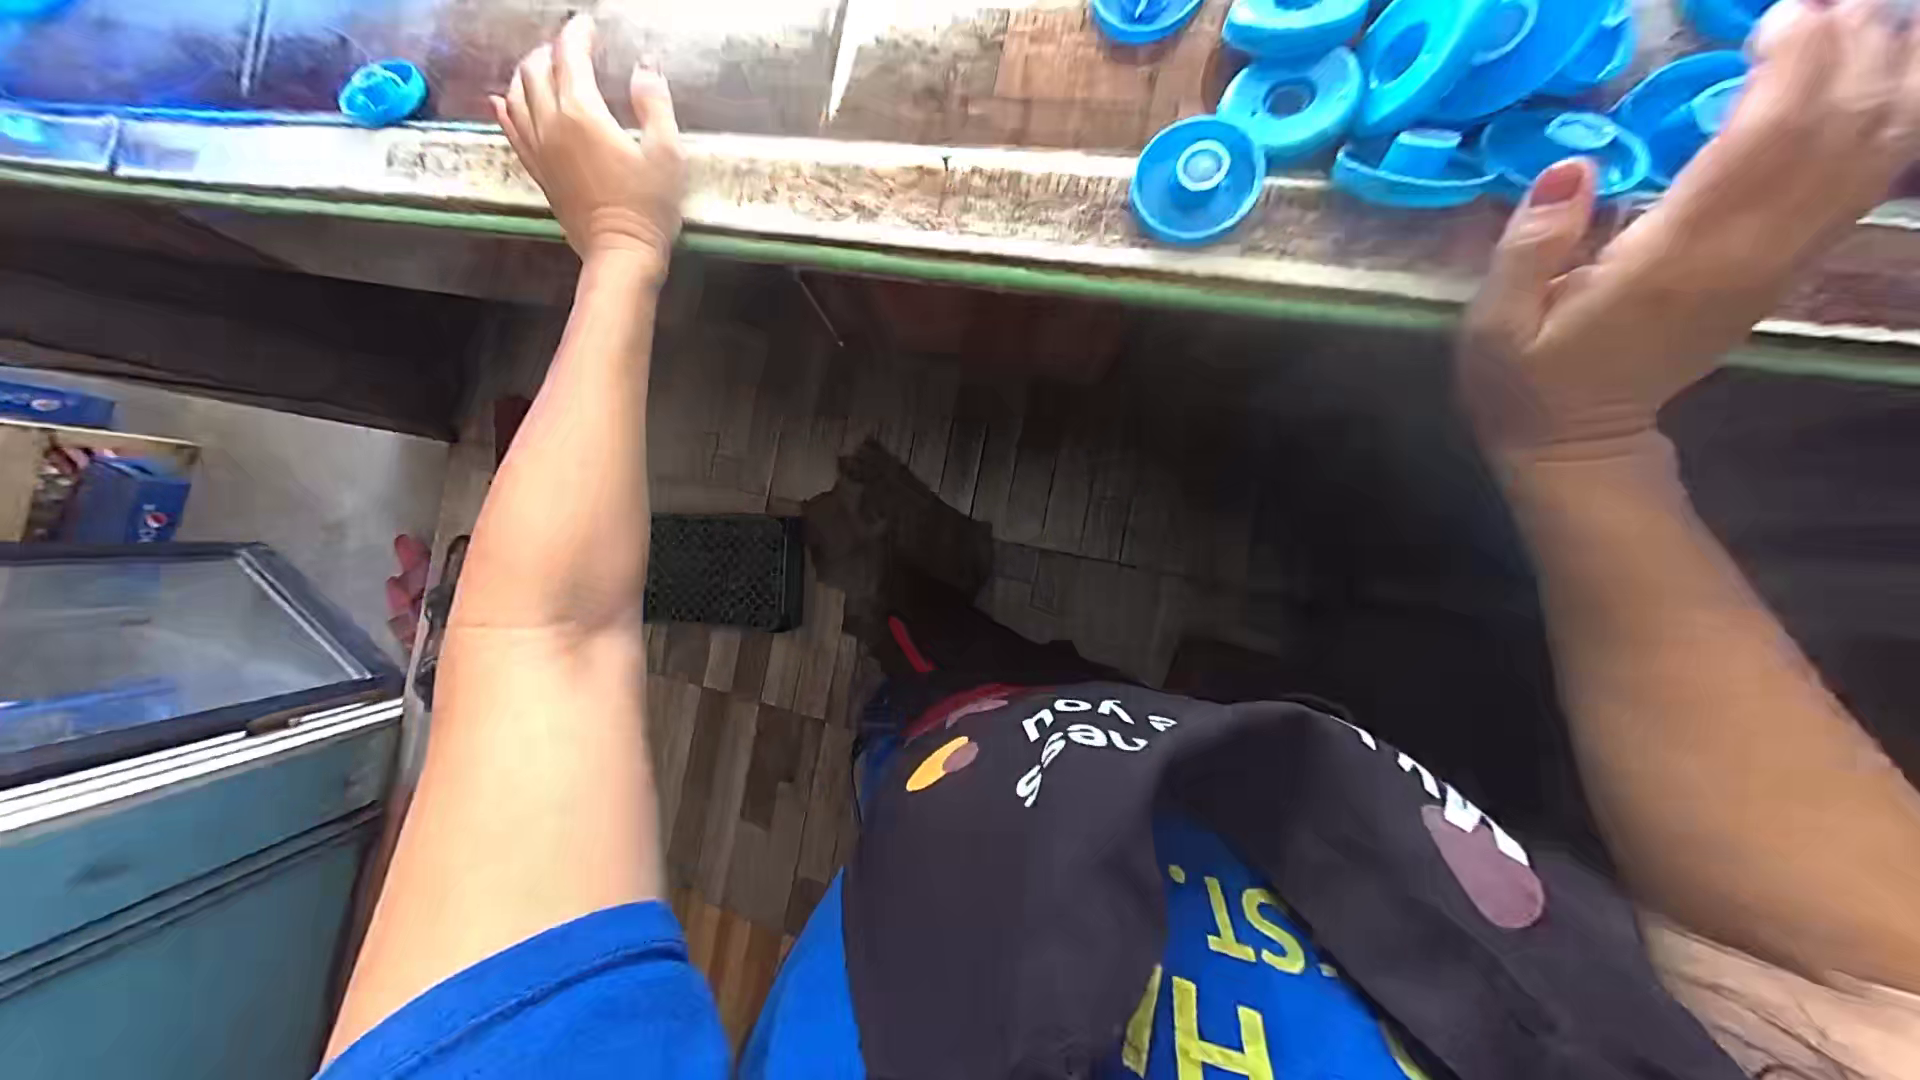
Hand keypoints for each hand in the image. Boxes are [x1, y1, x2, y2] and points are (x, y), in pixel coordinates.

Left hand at [491, 15, 685, 268]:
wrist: (622, 254)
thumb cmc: (650, 208)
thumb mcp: (668, 156)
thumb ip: (655, 105)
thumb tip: (646, 66)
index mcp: (583, 112)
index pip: (570, 55)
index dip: (579, 34)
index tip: (590, 26)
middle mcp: (551, 122)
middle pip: (536, 68)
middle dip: (551, 50)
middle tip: (571, 49)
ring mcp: (539, 148)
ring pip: (517, 92)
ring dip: (527, 72)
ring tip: (543, 69)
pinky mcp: (538, 171)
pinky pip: (511, 128)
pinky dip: (506, 106)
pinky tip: (504, 100)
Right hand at [1459, 0, 1919, 460]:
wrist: (1575, 439)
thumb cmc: (1522, 382)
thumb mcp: (1493, 324)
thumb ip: (1528, 248)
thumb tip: (1571, 167)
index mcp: (1671, 261)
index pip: (1764, 138)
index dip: (1789, 63)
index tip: (1778, 14)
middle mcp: (1747, 254)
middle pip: (1846, 128)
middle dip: (1858, 47)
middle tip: (1829, 1)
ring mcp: (1776, 265)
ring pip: (1879, 150)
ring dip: (1892, 74)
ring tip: (1871, 23)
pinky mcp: (1780, 274)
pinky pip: (1864, 184)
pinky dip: (1886, 121)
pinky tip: (1874, 87)